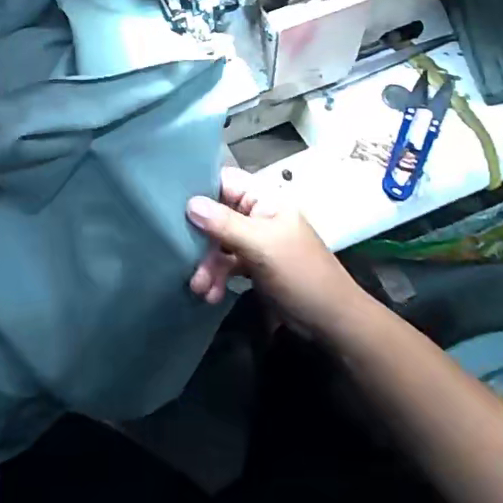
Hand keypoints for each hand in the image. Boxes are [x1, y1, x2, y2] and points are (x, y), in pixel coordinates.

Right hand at [186, 167, 368, 338]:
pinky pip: (226, 262)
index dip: (199, 190)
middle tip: (186, 261)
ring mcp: (255, 240)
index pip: (224, 181)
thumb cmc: (301, 274)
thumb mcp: (261, 246)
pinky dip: (216, 276)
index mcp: (264, 198)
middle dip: (200, 239)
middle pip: (215, 215)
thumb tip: (190, 204)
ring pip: (217, 242)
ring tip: (201, 288)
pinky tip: (212, 295)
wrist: (332, 320)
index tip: (171, 205)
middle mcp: (257, 214)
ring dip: (206, 264)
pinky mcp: (253, 264)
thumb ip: (225, 224)